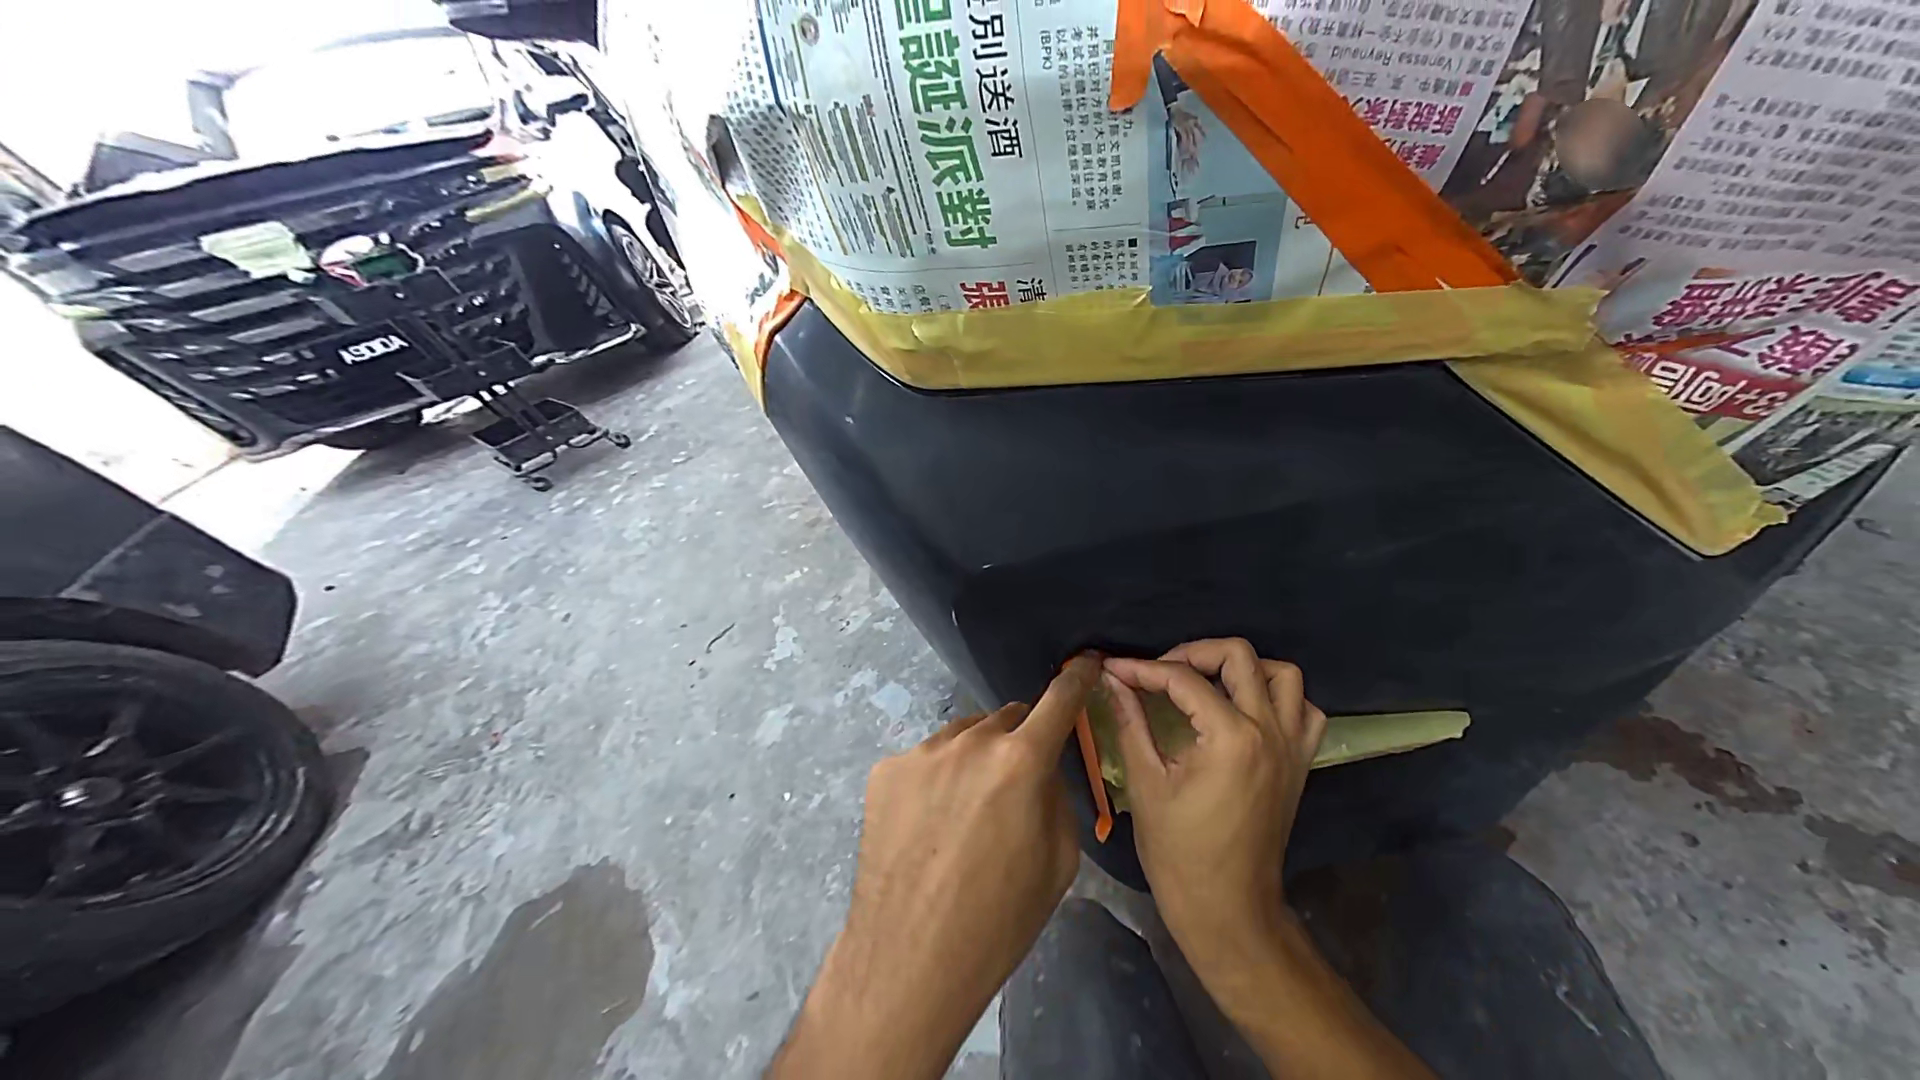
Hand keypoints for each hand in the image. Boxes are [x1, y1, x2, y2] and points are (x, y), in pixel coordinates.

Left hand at [770, 655, 1100, 1079]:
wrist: (910, 956)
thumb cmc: (1000, 918)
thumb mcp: (1058, 860)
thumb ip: (1054, 795)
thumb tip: (1041, 767)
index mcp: (1020, 762)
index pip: (1058, 701)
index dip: (1077, 679)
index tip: (1086, 663)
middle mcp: (970, 742)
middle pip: (1007, 718)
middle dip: (1019, 740)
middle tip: (1014, 783)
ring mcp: (922, 752)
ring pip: (964, 736)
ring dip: (975, 757)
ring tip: (965, 811)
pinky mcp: (886, 770)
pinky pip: (926, 759)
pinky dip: (937, 778)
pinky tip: (928, 822)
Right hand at [1102, 640, 1326, 981]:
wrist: (1227, 906)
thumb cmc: (1177, 851)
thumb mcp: (1145, 782)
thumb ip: (1130, 721)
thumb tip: (1111, 680)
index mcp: (1230, 737)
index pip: (1182, 678)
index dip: (1142, 668)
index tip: (1113, 668)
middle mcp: (1269, 731)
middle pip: (1238, 656)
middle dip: (1192, 652)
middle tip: (1159, 671)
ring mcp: (1292, 746)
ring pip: (1282, 674)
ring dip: (1242, 667)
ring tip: (1206, 681)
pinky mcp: (1300, 762)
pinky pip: (1303, 709)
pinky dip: (1277, 696)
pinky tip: (1245, 708)